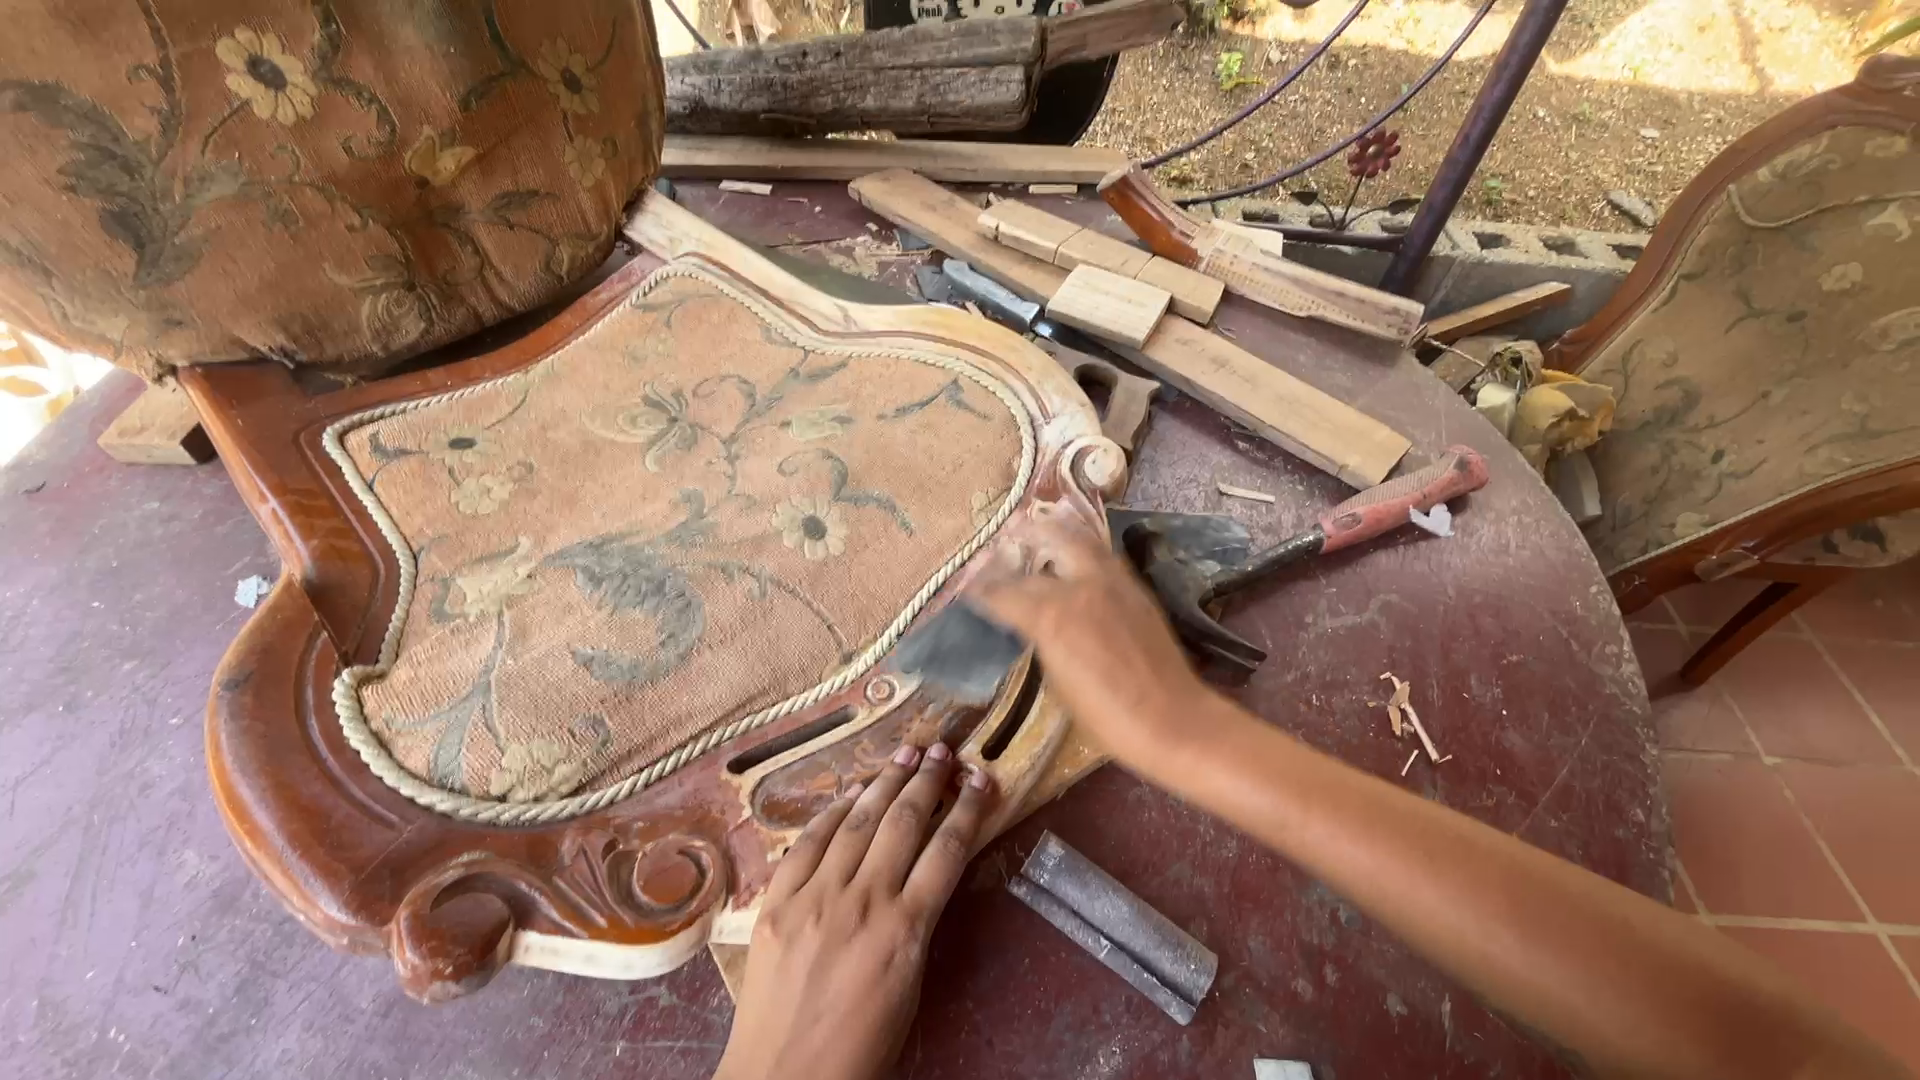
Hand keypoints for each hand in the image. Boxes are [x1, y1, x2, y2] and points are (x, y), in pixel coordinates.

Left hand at [714, 742, 994, 1079]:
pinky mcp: (777, 902)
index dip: (969, 808)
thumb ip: (917, 922)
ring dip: (885, 781)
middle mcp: (862, 902)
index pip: (947, 850)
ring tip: (906, 751)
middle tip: (943, 751)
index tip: (982, 779)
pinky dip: (832, 813)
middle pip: (903, 823)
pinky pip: (807, 843)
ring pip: (857, 822)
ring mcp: (815, 897)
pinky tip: (851, 794)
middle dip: (928, 781)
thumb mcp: (909, 984)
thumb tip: (924, 869)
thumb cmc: (861, 1048)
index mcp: (904, 931)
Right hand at [972, 510, 1230, 767]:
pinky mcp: (1135, 588)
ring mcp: (1111, 583)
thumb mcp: (1057, 681)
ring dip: (1052, 534)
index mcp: (1050, 617)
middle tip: (999, 546)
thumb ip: (1041, 640)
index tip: (968, 587)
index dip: (981, 591)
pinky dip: (1082, 548)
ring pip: (1076, 541)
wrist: (1169, 719)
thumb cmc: (1105, 716)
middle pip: (1038, 557)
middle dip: (1015, 548)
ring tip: (1036, 529)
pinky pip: (1102, 556)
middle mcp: (1078, 588)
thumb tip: (1030, 624)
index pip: (1003, 594)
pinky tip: (1074, 552)